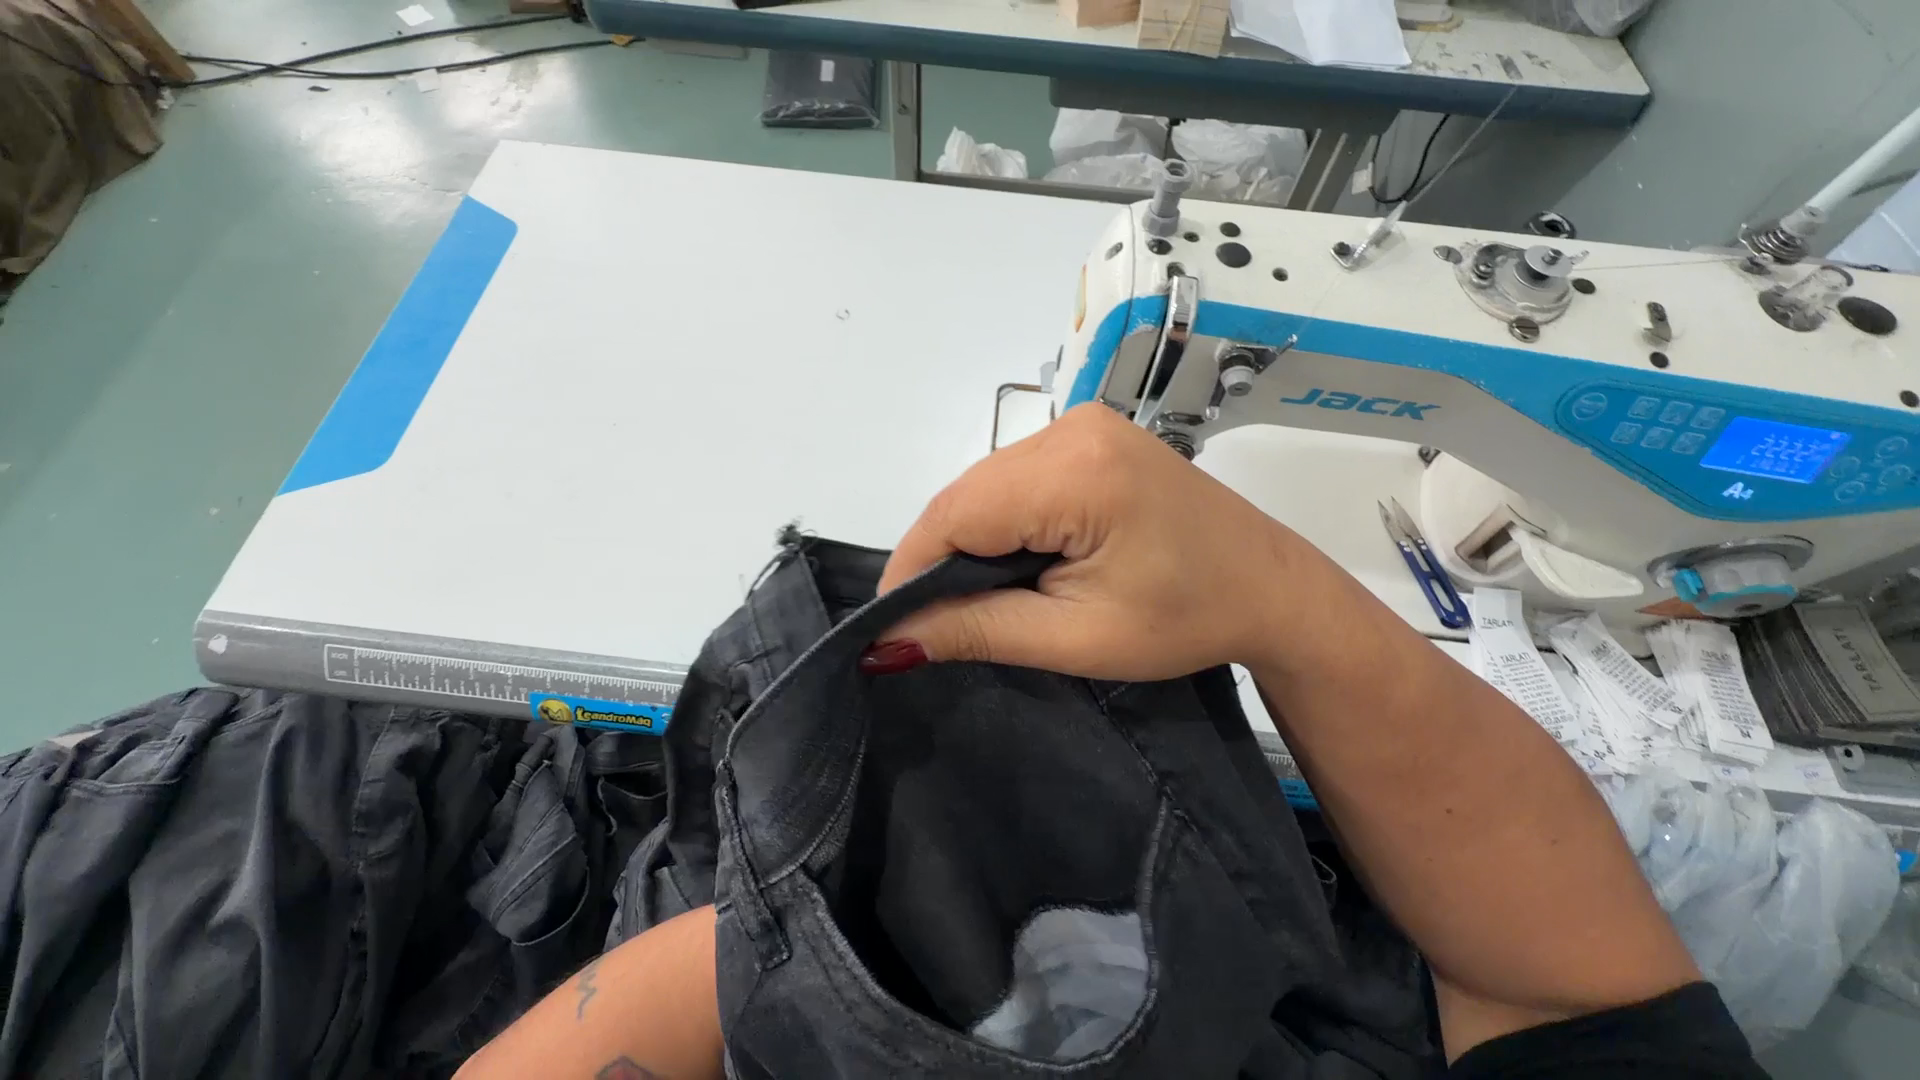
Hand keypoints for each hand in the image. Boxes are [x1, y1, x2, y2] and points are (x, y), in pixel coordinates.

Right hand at [868, 403, 1340, 679]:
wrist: (1270, 589)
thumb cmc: (1185, 620)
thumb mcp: (1075, 636)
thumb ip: (976, 629)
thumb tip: (888, 642)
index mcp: (1077, 472)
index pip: (956, 512)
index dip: (913, 567)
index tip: (890, 626)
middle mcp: (1074, 428)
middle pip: (969, 493)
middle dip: (942, 556)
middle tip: (936, 621)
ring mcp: (1085, 424)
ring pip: (987, 484)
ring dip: (972, 539)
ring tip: (982, 596)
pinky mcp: (1092, 435)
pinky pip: (1016, 477)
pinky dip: (1002, 520)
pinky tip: (1017, 560)